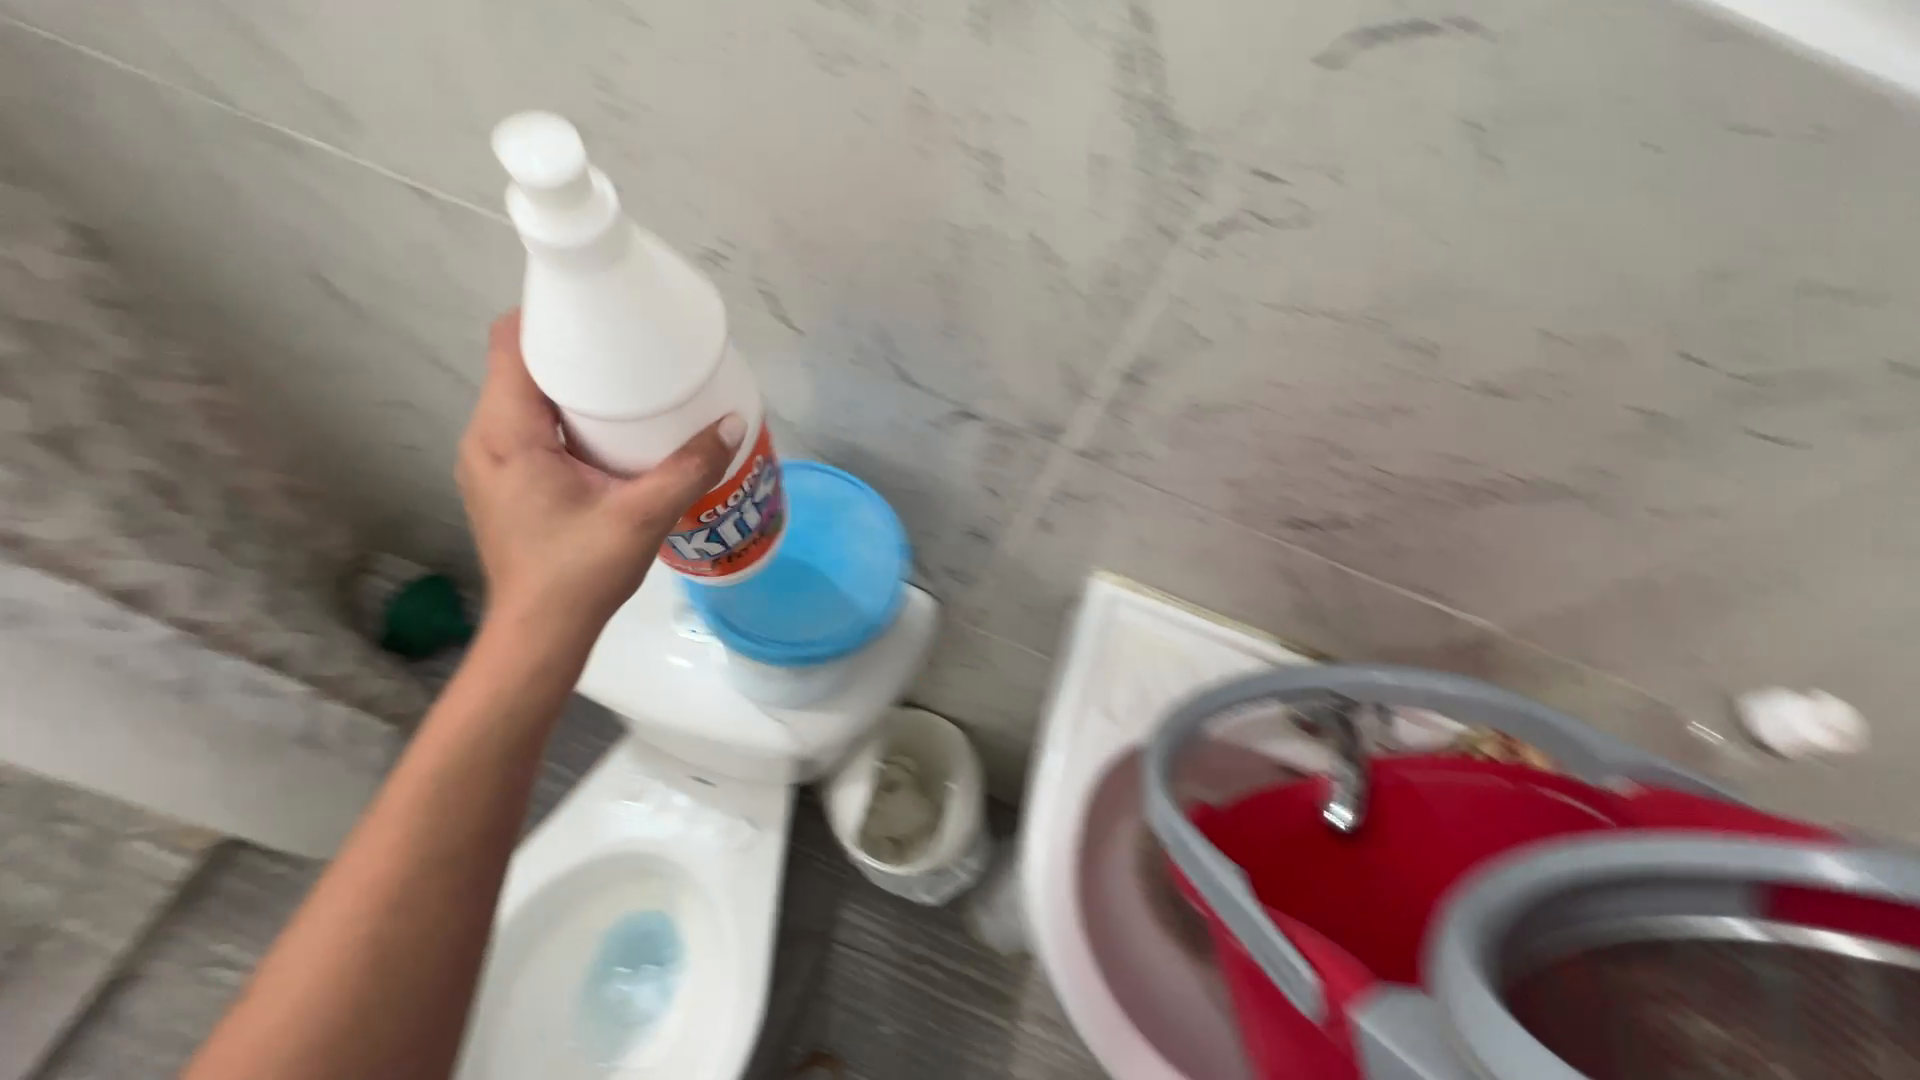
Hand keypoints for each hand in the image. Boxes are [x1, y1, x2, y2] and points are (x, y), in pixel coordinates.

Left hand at [458, 311, 740, 643]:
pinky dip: (562, 417)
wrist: (540, 634)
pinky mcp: (502, 484)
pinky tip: (605, 434)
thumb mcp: (643, 516)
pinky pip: (526, 429)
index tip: (599, 308)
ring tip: (623, 386)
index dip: (549, 314)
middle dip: (571, 349)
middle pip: (518, 366)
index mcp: (507, 433)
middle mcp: (485, 439)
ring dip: (567, 386)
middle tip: (628, 347)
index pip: (509, 342)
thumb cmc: (580, 573)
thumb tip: (732, 423)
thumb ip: (689, 467)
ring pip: (522, 399)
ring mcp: (489, 464)